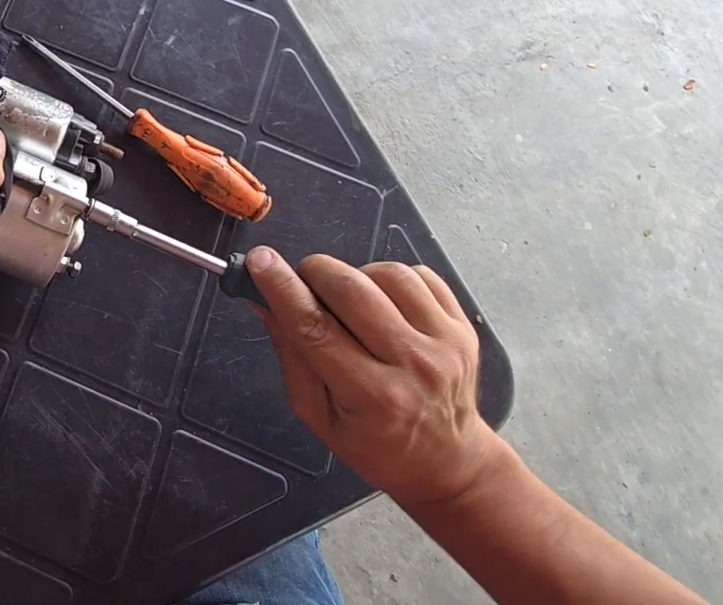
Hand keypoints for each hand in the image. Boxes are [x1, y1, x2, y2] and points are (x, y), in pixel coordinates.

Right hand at [247, 249, 507, 507]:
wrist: (449, 463)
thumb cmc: (375, 445)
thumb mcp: (317, 414)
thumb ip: (290, 354)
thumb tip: (263, 300)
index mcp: (371, 396)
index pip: (315, 327)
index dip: (282, 288)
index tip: (259, 260)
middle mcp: (413, 367)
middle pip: (351, 289)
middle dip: (314, 273)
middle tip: (306, 285)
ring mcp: (445, 344)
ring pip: (385, 273)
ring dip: (354, 275)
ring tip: (350, 301)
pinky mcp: (463, 327)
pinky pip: (418, 274)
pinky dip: (389, 277)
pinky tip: (383, 302)